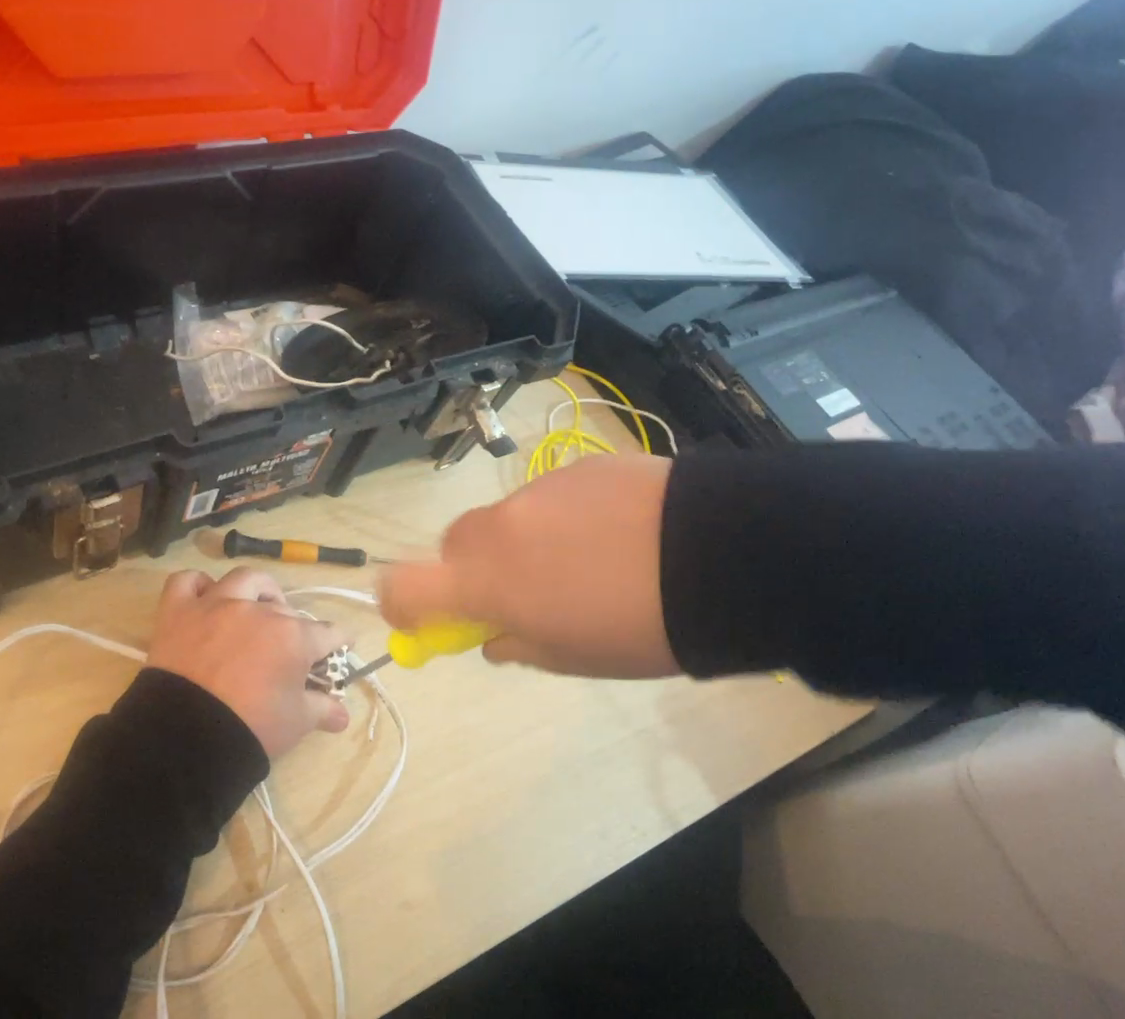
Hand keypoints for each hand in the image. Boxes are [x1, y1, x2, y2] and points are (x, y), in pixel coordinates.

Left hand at [149, 568, 351, 757]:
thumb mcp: (296, 722)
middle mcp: (256, 611)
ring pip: (243, 580)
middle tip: (288, 646)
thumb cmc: (252, 726)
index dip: (339, 640)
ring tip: (256, 605)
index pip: (328, 632)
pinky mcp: (178, 611)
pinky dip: (197, 586)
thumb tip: (343, 715)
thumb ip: (322, 710)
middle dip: (292, 625)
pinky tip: (204, 598)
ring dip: (256, 590)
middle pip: (285, 609)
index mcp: (292, 637)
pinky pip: (187, 581)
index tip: (341, 646)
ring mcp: (215, 605)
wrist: (188, 732)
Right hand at [379, 454, 680, 678]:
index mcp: (485, 582)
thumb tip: (494, 634)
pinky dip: (564, 518)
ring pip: (505, 520)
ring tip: (588, 563)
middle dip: (472, 572)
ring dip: (522, 543)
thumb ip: (516, 643)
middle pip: (454, 545)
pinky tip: (616, 534)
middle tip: (520, 595)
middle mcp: (497, 528)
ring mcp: (536, 491)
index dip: (401, 605)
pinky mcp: (578, 467)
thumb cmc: (640, 627)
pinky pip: (550, 497)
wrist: (724, 555)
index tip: (422, 620)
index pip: (402, 587)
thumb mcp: (572, 657)